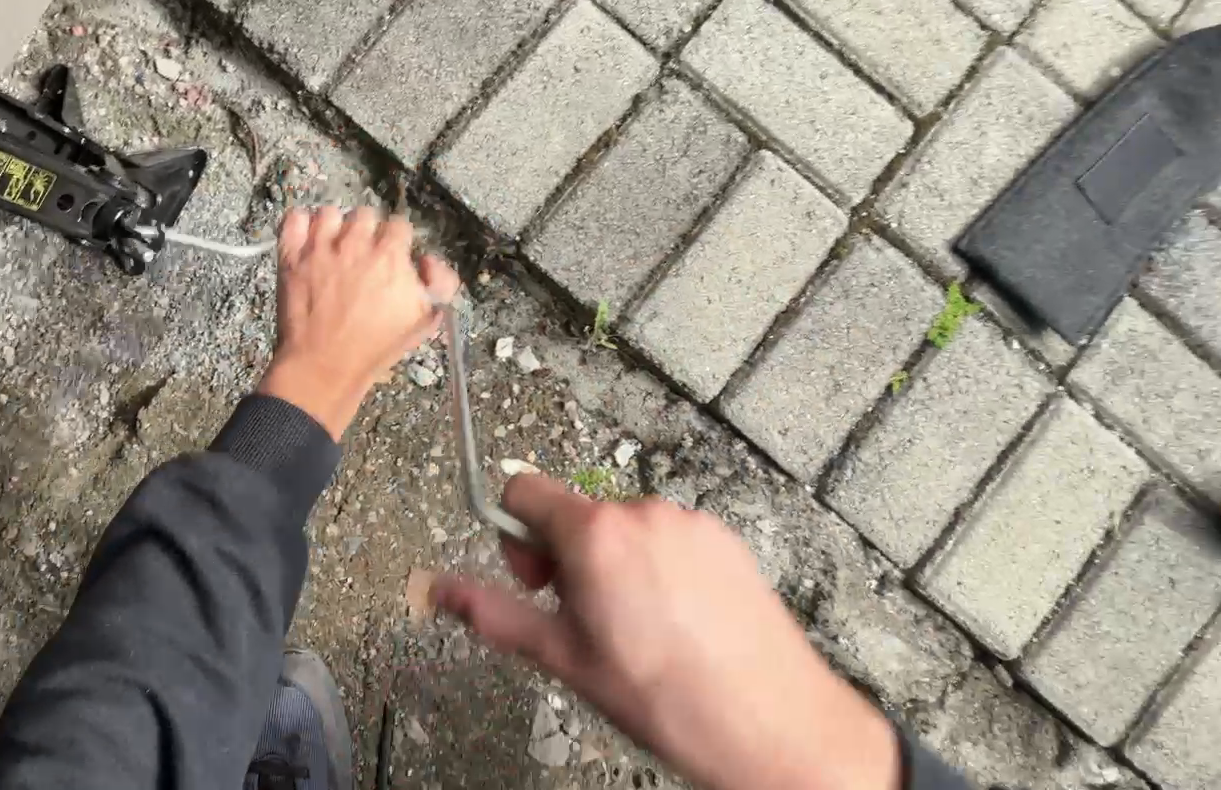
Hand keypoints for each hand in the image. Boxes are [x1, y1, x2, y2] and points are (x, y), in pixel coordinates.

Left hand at [255, 207, 458, 440]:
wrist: (324, 365)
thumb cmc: (375, 347)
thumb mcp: (423, 320)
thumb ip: (440, 283)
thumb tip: (428, 259)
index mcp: (390, 255)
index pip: (399, 224)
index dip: (396, 241)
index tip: (390, 256)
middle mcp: (355, 243)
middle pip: (365, 214)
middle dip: (366, 231)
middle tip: (361, 255)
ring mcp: (320, 247)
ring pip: (330, 212)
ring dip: (333, 226)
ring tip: (333, 248)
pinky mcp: (291, 256)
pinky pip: (294, 217)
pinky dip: (299, 222)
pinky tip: (306, 240)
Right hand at [432, 477, 898, 789]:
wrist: (781, 732)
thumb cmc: (669, 701)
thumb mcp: (566, 659)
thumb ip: (495, 613)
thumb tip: (439, 590)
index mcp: (592, 534)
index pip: (520, 488)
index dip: (516, 534)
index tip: (537, 579)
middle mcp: (637, 511)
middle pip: (571, 511)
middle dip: (565, 554)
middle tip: (589, 615)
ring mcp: (684, 520)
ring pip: (618, 525)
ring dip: (613, 560)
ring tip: (640, 624)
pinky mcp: (720, 535)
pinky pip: (664, 532)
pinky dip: (656, 561)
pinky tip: (677, 616)